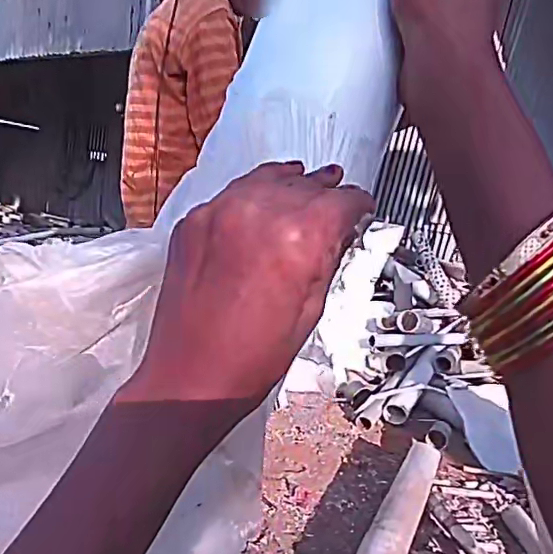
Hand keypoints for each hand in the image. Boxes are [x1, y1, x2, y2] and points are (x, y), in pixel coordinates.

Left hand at [124, 162, 372, 410]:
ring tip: (307, 182)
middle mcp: (258, 214)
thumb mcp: (312, 310)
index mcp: (298, 239)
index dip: (359, 204)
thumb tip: (338, 237)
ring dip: (293, 182)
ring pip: (270, 177)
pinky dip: (256, 192)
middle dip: (328, 192)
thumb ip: (328, 261)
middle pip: (308, 183)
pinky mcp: (195, 221)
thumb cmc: (246, 359)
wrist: (191, 376)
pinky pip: (235, 192)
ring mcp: (221, 213)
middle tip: (339, 199)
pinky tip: (266, 199)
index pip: (342, 200)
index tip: (361, 208)